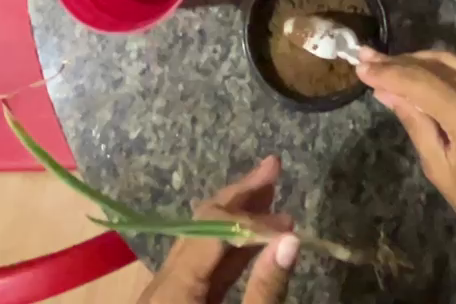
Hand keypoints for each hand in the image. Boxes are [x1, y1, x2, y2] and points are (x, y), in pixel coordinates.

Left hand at [137, 155, 300, 303]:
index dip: (252, 216)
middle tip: (274, 166)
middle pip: (204, 223)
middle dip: (241, 195)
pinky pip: (204, 264)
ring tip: (270, 192)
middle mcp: (164, 280)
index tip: (288, 216)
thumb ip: (264, 289)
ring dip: (238, 217)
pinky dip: (231, 248)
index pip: (215, 229)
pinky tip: (255, 238)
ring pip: (203, 241)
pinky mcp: (175, 300)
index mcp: (174, 286)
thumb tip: (291, 240)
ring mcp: (167, 290)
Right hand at [353, 48, 455, 262]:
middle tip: (368, 59)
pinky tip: (424, 77)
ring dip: (421, 61)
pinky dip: (444, 71)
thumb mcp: (444, 175)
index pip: (421, 82)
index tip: (360, 65)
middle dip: (400, 61)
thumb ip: (417, 125)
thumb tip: (386, 92)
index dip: (388, 71)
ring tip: (389, 64)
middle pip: (438, 64)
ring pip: (455, 62)